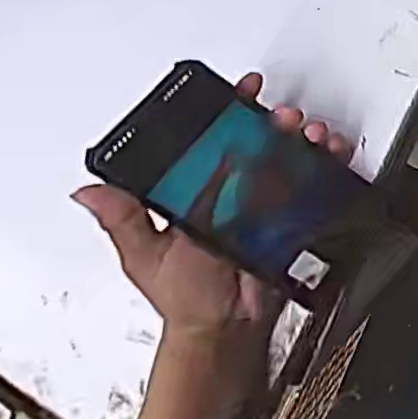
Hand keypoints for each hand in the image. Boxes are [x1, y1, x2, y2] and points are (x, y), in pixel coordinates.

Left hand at [73, 72, 354, 336]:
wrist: (228, 327)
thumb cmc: (187, 295)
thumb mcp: (145, 255)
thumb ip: (124, 220)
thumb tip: (88, 190)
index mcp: (200, 191)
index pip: (217, 140)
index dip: (230, 111)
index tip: (240, 92)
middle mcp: (237, 189)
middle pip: (261, 141)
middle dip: (274, 120)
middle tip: (280, 116)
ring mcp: (270, 199)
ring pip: (292, 155)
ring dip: (304, 137)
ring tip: (306, 133)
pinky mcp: (298, 213)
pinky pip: (317, 181)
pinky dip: (328, 161)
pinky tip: (329, 152)